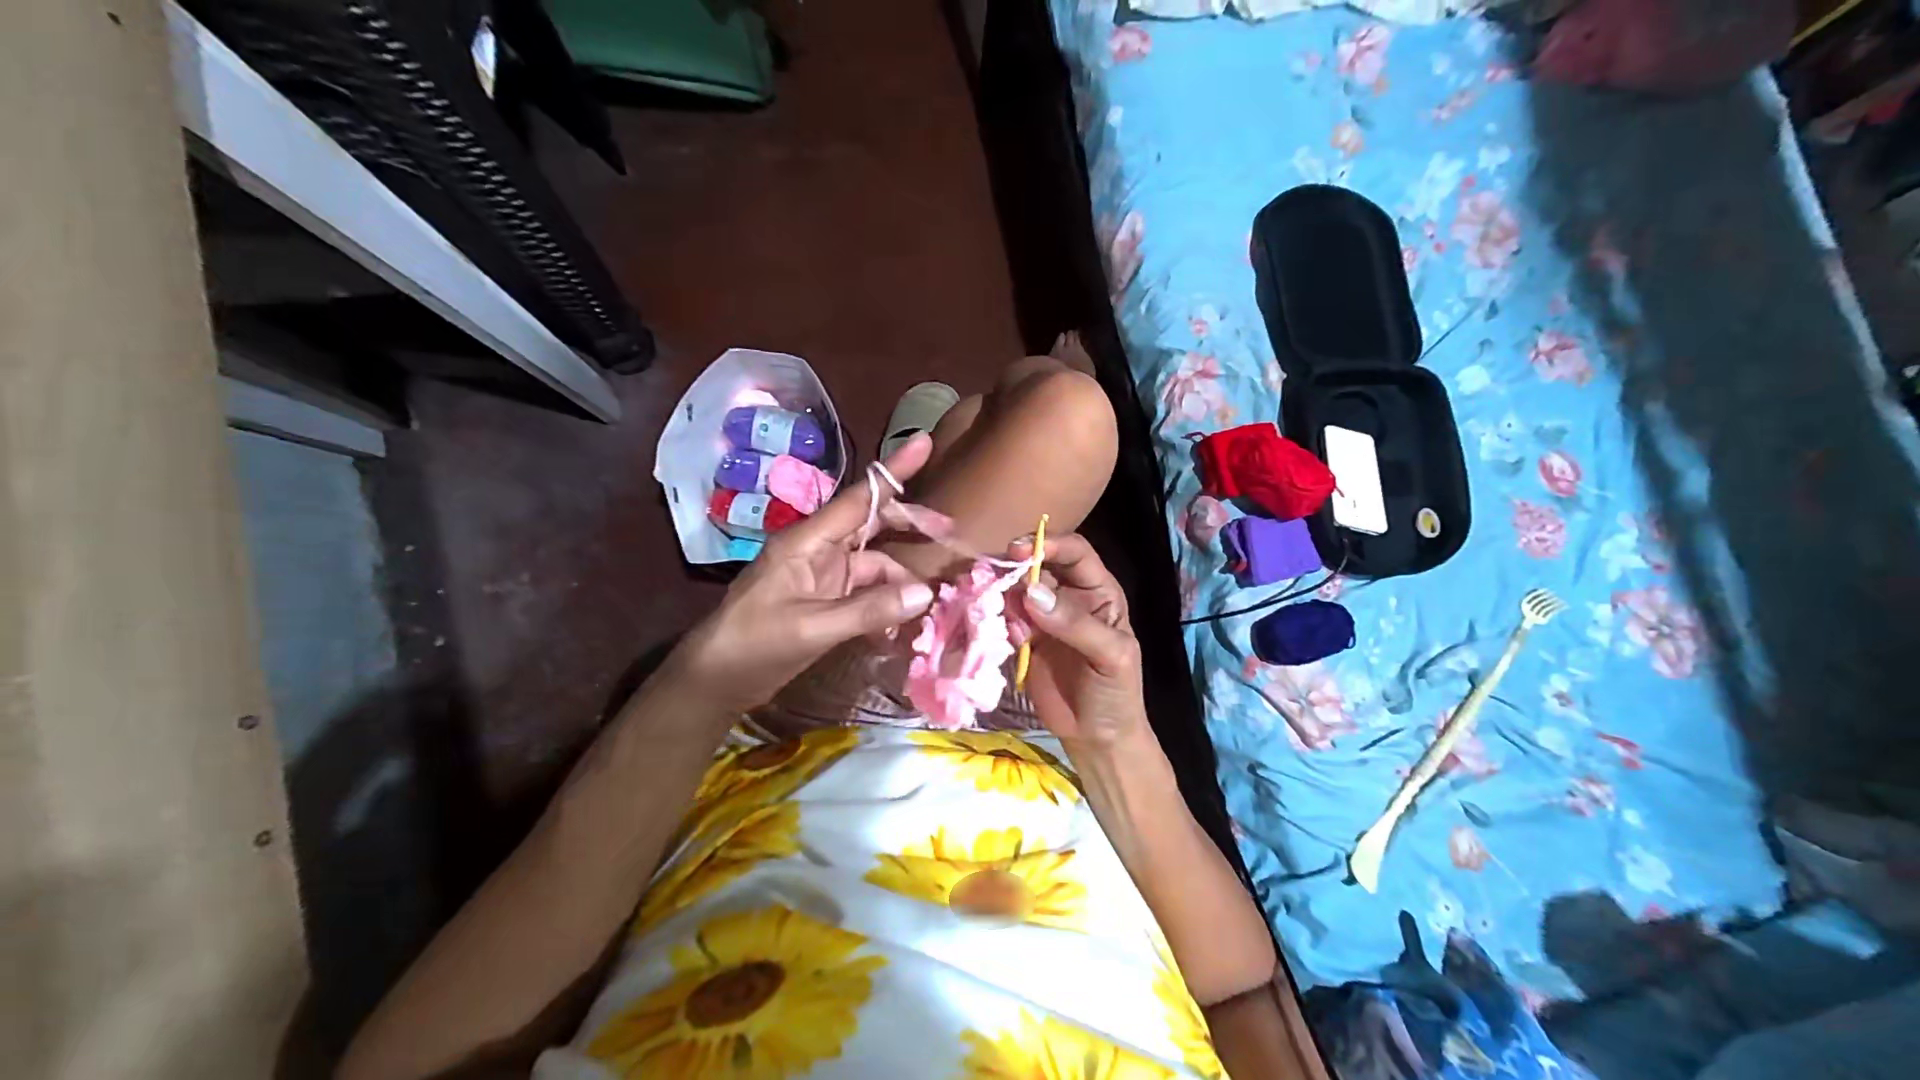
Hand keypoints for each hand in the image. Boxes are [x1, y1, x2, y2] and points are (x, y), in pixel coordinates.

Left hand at [672, 434, 937, 711]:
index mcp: (807, 542)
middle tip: (952, 538)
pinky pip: (866, 593)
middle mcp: (818, 551)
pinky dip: (885, 605)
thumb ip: (867, 610)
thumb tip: (924, 593)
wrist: (716, 680)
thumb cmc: (753, 644)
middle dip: (909, 529)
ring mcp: (823, 577)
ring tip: (927, 605)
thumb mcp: (811, 628)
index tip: (924, 442)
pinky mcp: (825, 601)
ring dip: (900, 581)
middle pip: (872, 527)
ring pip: (874, 564)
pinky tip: (900, 627)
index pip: (858, 499)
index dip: (892, 472)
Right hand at [1009, 533, 1151, 751]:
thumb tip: (1032, 592)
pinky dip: (996, 618)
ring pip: (1017, 590)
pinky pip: (1005, 618)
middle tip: (992, 574)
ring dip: (1002, 593)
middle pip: (1039, 566)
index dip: (1050, 544)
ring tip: (992, 607)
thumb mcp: (1110, 656)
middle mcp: (1068, 597)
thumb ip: (1075, 623)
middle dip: (1017, 566)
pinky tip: (1000, 631)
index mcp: (1098, 591)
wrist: (1097, 738)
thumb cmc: (1115, 692)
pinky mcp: (1023, 639)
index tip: (1020, 549)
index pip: (1074, 552)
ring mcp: (1043, 618)